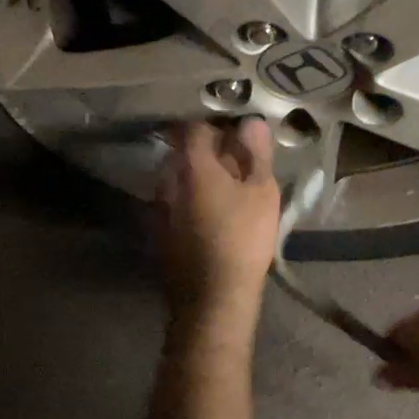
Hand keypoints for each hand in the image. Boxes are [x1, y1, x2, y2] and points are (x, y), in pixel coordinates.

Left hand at [154, 118, 279, 318]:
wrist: (213, 296)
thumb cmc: (244, 239)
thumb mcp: (262, 193)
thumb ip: (256, 154)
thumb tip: (251, 122)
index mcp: (192, 164)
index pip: (196, 127)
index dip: (216, 127)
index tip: (235, 137)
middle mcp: (166, 179)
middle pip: (181, 153)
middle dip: (203, 154)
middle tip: (232, 166)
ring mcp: (156, 207)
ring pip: (174, 180)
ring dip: (193, 180)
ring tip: (219, 194)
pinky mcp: (155, 233)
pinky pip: (170, 206)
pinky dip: (185, 204)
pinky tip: (204, 221)